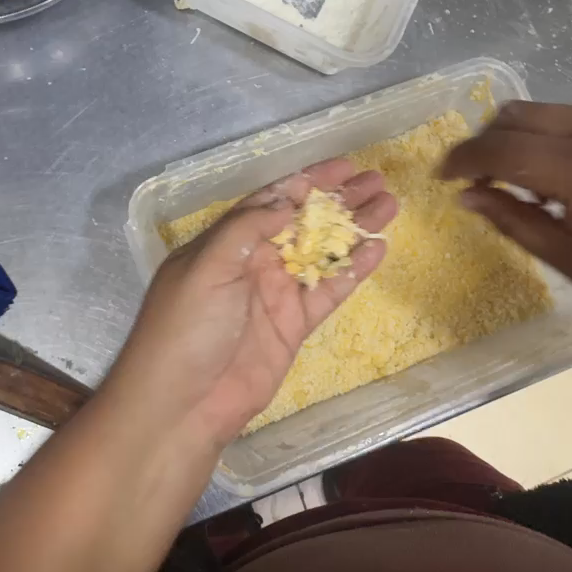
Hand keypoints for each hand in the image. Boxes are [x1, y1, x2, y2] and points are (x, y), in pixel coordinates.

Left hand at [106, 160, 397, 445]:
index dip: (307, 181)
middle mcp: (254, 260)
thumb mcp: (208, 266)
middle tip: (375, 179)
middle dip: (338, 199)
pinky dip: (354, 270)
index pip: (272, 200)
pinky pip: (330, 290)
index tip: (342, 166)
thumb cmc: (186, 328)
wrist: (182, 404)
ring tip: (389, 203)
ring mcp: (277, 293)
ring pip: (324, 252)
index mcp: (228, 241)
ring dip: (354, 228)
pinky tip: (378, 248)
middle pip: (304, 221)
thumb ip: (248, 229)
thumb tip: (287, 198)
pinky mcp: (294, 325)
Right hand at [439, 102, 571, 353]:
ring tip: (513, 179)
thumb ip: (511, 218)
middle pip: (519, 115)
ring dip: (518, 136)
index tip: (440, 177)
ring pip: (549, 112)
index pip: (500, 148)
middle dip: (486, 141)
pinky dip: (552, 138)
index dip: (462, 160)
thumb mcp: (569, 258)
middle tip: (473, 179)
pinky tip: (557, 178)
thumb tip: (467, 195)